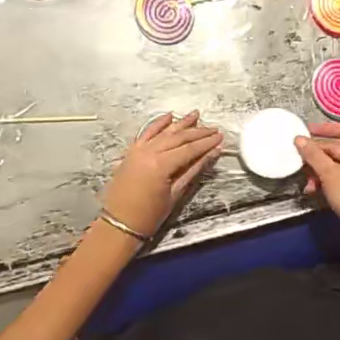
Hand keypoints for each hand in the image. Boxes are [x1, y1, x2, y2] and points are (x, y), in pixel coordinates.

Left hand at [102, 112, 223, 234]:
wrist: (119, 224)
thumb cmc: (148, 215)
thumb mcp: (175, 195)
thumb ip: (193, 171)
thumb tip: (211, 154)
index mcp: (161, 164)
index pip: (189, 148)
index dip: (206, 143)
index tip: (220, 137)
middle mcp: (149, 152)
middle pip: (178, 137)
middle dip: (197, 132)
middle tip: (214, 128)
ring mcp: (138, 150)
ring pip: (163, 132)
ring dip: (180, 123)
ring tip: (195, 115)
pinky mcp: (131, 152)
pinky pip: (146, 133)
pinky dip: (158, 124)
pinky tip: (169, 117)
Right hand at [295, 121, 339, 247]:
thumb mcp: (330, 174)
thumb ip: (313, 155)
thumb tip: (299, 139)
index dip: (328, 128)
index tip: (308, 130)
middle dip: (318, 155)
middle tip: (300, 160)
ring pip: (338, 164)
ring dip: (320, 171)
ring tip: (307, 182)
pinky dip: (328, 180)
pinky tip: (313, 190)